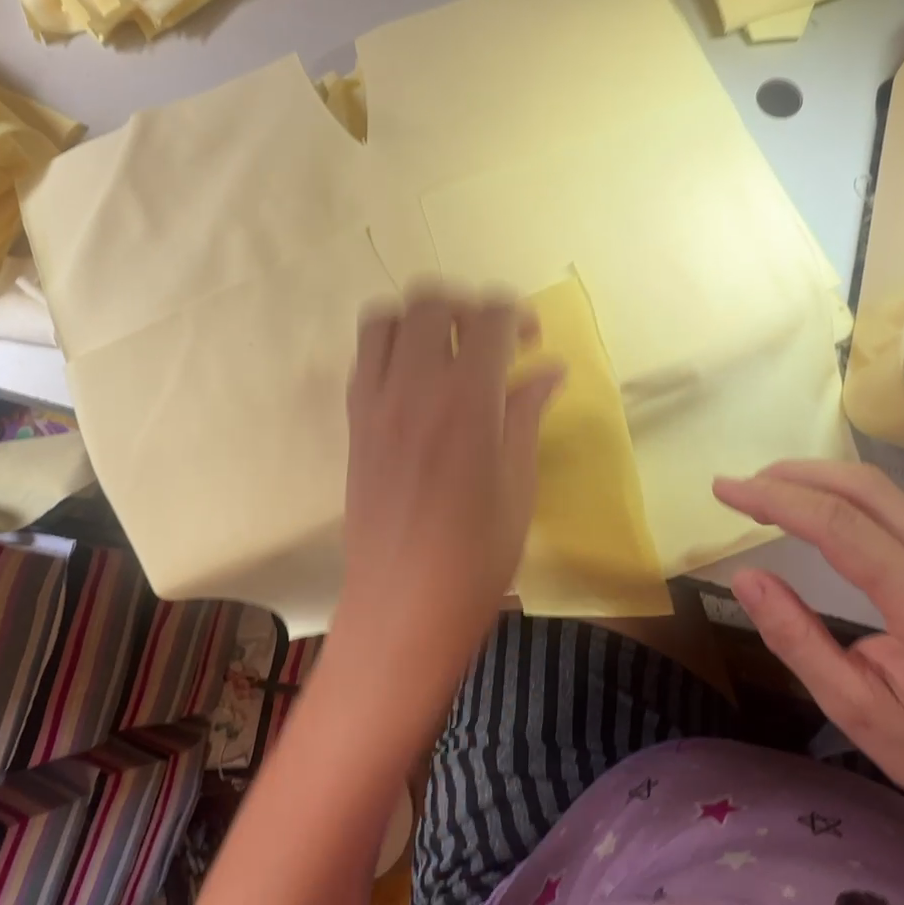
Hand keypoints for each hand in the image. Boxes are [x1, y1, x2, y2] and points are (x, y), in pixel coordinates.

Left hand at [336, 287, 562, 674]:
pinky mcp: (354, 421)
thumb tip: (549, 370)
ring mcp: (375, 401)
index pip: (489, 316)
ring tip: (447, 352)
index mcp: (467, 398)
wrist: (403, 604)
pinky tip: (417, 384)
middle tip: (490, 341)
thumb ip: (527, 414)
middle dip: (468, 306)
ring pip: (385, 318)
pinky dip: (392, 349)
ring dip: (420, 319)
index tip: (530, 342)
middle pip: (431, 300)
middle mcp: (414, 385)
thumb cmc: (477, 554)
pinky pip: (365, 357)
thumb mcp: (519, 483)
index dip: (516, 315)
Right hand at [715, 461, 903, 827]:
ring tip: (762, 491)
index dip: (777, 500)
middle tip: (740, 488)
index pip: (841, 527)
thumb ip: (796, 639)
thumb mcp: (852, 707)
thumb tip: (745, 577)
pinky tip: (806, 508)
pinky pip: (888, 507)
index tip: (725, 491)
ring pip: (879, 490)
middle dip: (794, 476)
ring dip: (816, 479)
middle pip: (865, 489)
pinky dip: (837, 495)